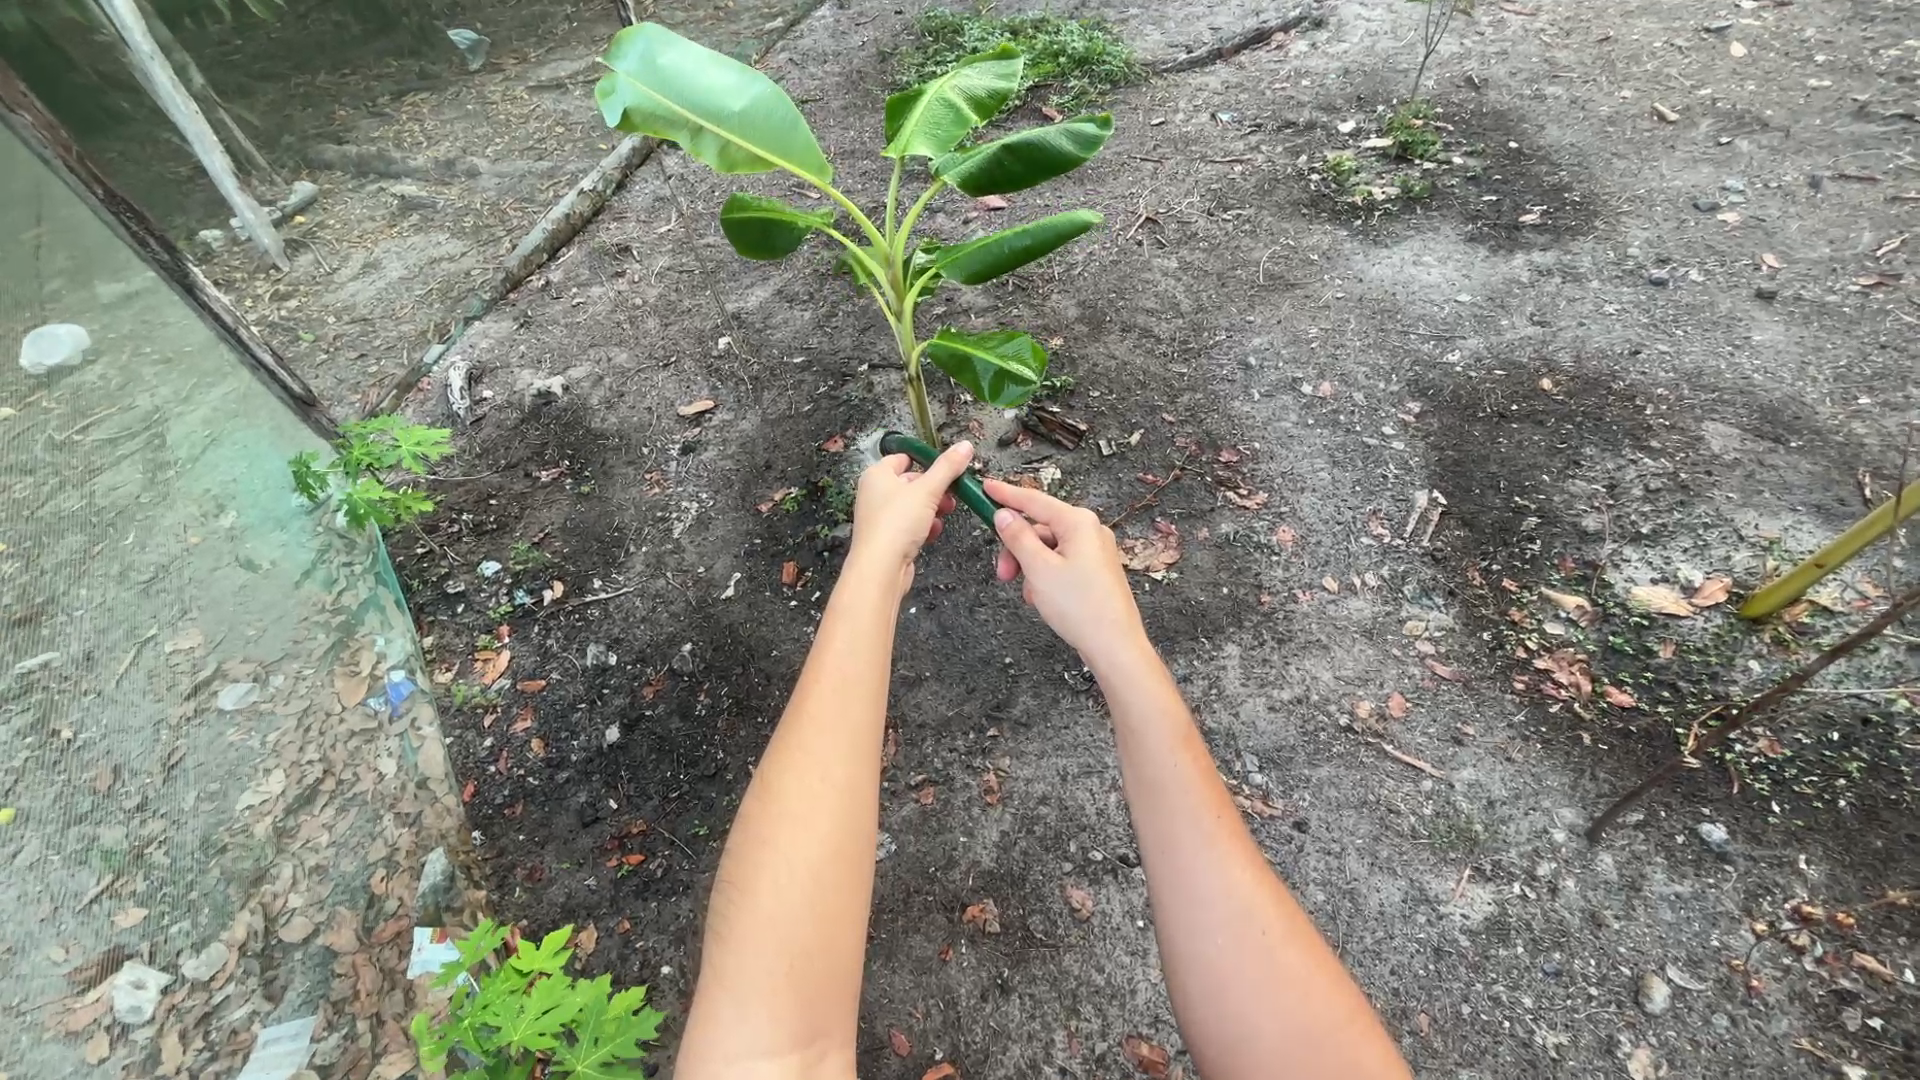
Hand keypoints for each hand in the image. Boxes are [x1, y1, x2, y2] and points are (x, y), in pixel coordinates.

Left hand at [848, 440, 973, 594]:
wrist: (881, 568)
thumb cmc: (895, 524)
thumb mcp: (928, 490)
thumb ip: (948, 467)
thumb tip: (964, 446)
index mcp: (877, 475)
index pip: (903, 457)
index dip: (926, 462)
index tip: (947, 468)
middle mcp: (875, 493)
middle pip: (911, 483)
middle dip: (934, 490)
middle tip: (951, 495)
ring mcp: (881, 517)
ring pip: (913, 506)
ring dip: (932, 509)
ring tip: (944, 514)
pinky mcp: (889, 538)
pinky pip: (910, 526)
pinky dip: (924, 527)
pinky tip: (932, 532)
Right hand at [984, 478, 1146, 666]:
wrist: (1113, 645)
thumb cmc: (1083, 608)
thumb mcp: (1038, 569)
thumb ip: (1018, 538)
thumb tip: (1004, 516)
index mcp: (1078, 523)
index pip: (1034, 501)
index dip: (1006, 495)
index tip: (988, 487)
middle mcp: (1090, 532)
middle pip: (1039, 529)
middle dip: (1016, 550)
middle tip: (1003, 572)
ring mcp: (1094, 552)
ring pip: (1047, 549)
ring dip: (1030, 568)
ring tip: (1030, 594)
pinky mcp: (1094, 571)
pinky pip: (1060, 564)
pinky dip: (1045, 577)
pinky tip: (1043, 598)